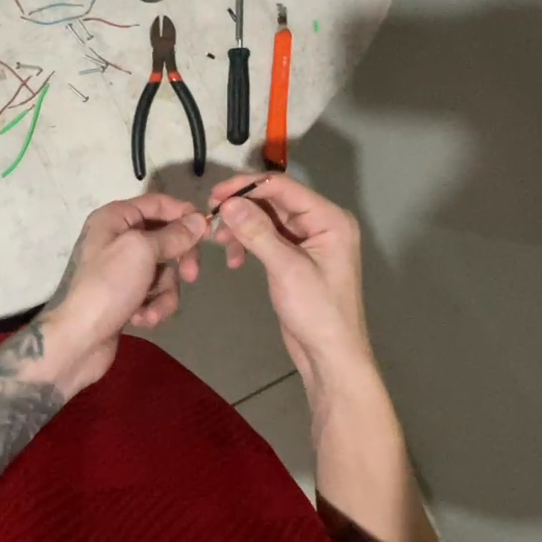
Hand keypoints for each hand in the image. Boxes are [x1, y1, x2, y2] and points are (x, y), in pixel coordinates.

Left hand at [36, 193, 208, 391]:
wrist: (79, 339)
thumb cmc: (108, 286)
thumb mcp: (142, 251)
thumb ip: (173, 235)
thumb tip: (199, 220)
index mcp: (115, 218)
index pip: (158, 203)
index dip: (184, 214)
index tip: (208, 231)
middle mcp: (116, 238)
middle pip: (165, 238)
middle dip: (179, 260)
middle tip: (191, 276)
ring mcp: (120, 269)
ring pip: (163, 271)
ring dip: (164, 292)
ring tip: (152, 310)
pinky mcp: (124, 295)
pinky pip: (152, 292)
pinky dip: (152, 306)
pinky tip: (142, 320)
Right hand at [209, 174, 371, 385]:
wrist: (330, 356)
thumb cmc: (317, 311)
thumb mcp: (286, 268)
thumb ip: (257, 232)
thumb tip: (229, 203)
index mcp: (329, 218)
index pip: (282, 187)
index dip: (246, 186)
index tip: (214, 195)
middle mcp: (320, 223)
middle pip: (273, 201)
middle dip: (241, 209)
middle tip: (211, 220)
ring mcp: (308, 240)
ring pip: (266, 220)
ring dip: (241, 228)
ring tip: (219, 243)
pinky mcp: (295, 257)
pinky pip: (267, 238)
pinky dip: (248, 244)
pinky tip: (234, 261)